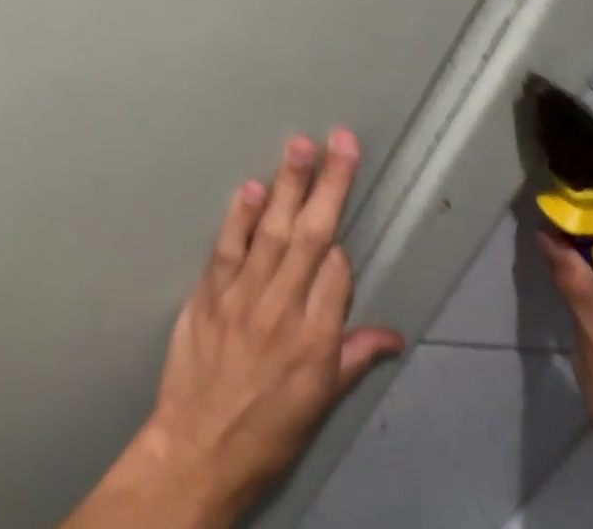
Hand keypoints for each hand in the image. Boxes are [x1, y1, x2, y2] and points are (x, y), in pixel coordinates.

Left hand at [64, 131, 404, 528]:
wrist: (198, 449)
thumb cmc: (267, 433)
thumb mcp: (320, 404)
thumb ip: (354, 358)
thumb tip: (395, 335)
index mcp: (316, 340)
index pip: (337, 272)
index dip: (340, 244)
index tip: (341, 225)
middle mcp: (282, 310)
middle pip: (311, 237)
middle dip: (329, 186)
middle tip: (342, 142)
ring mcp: (241, 299)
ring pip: (270, 232)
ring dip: (287, 185)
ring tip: (300, 146)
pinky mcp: (207, 296)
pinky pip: (227, 250)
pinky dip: (239, 218)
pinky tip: (251, 188)